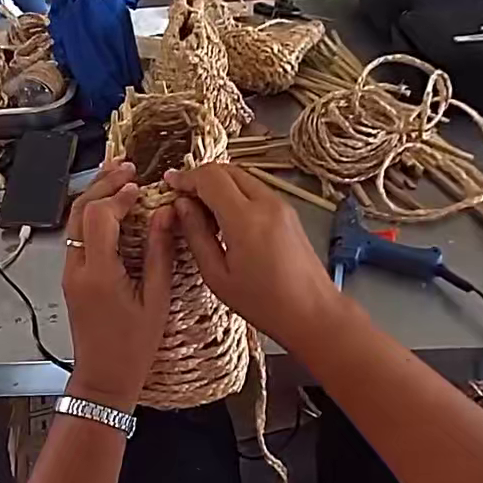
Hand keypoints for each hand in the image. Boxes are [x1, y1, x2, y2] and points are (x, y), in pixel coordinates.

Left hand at [62, 161, 175, 412]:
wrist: (104, 377)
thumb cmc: (132, 347)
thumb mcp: (156, 299)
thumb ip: (159, 252)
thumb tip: (165, 215)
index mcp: (98, 273)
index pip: (98, 216)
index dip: (118, 195)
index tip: (140, 187)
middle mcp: (76, 268)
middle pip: (78, 210)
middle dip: (101, 183)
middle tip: (126, 166)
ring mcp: (70, 272)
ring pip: (73, 220)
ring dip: (93, 194)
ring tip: (116, 175)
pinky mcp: (72, 277)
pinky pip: (77, 235)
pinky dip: (91, 213)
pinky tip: (110, 206)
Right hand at [165, 164, 344, 348]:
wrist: (313, 312)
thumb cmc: (264, 302)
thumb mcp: (217, 275)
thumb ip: (196, 235)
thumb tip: (182, 207)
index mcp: (245, 219)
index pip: (210, 178)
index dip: (186, 177)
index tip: (169, 183)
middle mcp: (266, 203)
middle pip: (227, 170)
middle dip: (201, 178)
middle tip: (182, 197)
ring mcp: (281, 205)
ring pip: (242, 177)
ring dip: (219, 185)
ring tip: (202, 212)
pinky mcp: (289, 212)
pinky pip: (256, 190)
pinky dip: (236, 194)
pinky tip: (225, 219)